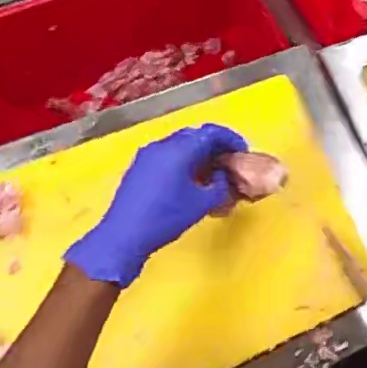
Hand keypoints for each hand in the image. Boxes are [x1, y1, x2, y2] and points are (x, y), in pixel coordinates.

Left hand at [65, 124, 246, 285]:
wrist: (124, 235)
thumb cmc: (166, 218)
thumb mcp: (202, 204)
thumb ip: (220, 186)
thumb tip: (224, 177)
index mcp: (179, 150)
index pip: (211, 132)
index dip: (230, 139)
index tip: (242, 151)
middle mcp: (162, 146)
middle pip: (194, 135)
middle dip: (214, 145)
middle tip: (228, 161)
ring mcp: (147, 155)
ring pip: (179, 145)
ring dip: (198, 153)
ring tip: (211, 172)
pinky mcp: (139, 167)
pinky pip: (166, 155)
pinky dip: (183, 160)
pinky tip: (188, 180)